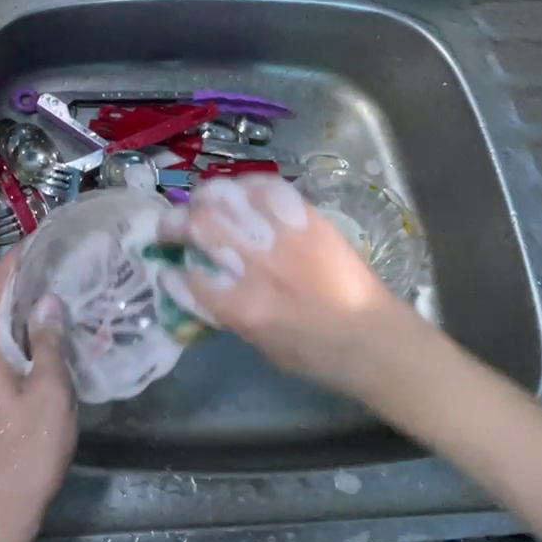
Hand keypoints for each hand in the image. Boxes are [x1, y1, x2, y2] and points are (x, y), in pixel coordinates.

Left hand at [0, 251, 75, 541]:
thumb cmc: (25, 451)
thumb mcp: (49, 394)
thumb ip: (49, 343)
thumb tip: (49, 300)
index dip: (16, 257)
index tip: (45, 237)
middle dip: (30, 278)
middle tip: (68, 261)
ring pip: (8, 327)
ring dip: (35, 308)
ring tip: (72, 290)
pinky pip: (13, 349)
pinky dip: (36, 335)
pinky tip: (65, 336)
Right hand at [165, 174, 417, 390]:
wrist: (377, 339)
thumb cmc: (318, 356)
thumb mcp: (260, 345)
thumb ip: (224, 311)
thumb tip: (194, 283)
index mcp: (244, 306)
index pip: (187, 276)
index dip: (168, 270)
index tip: (165, 267)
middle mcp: (258, 264)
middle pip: (199, 225)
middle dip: (173, 223)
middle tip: (169, 229)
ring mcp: (282, 235)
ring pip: (225, 196)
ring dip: (203, 199)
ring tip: (199, 205)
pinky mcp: (306, 217)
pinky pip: (263, 186)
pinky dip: (243, 186)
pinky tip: (237, 195)